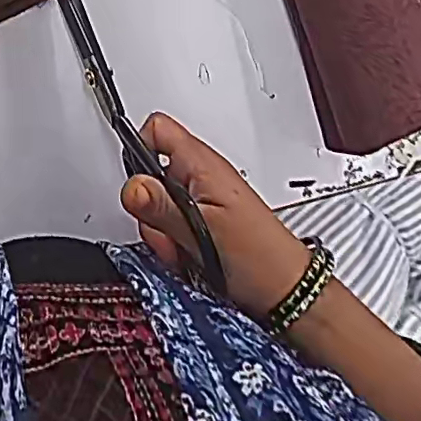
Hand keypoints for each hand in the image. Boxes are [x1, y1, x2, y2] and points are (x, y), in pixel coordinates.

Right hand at [120, 113, 312, 315]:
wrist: (288, 291)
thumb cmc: (260, 256)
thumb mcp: (202, 231)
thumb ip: (161, 207)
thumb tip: (131, 186)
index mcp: (201, 163)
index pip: (156, 129)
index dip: (138, 148)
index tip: (137, 184)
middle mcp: (200, 174)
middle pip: (150, 174)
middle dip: (150, 208)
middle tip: (167, 229)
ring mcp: (202, 198)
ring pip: (158, 204)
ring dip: (162, 232)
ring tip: (185, 249)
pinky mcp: (203, 220)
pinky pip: (171, 224)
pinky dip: (174, 243)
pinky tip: (189, 258)